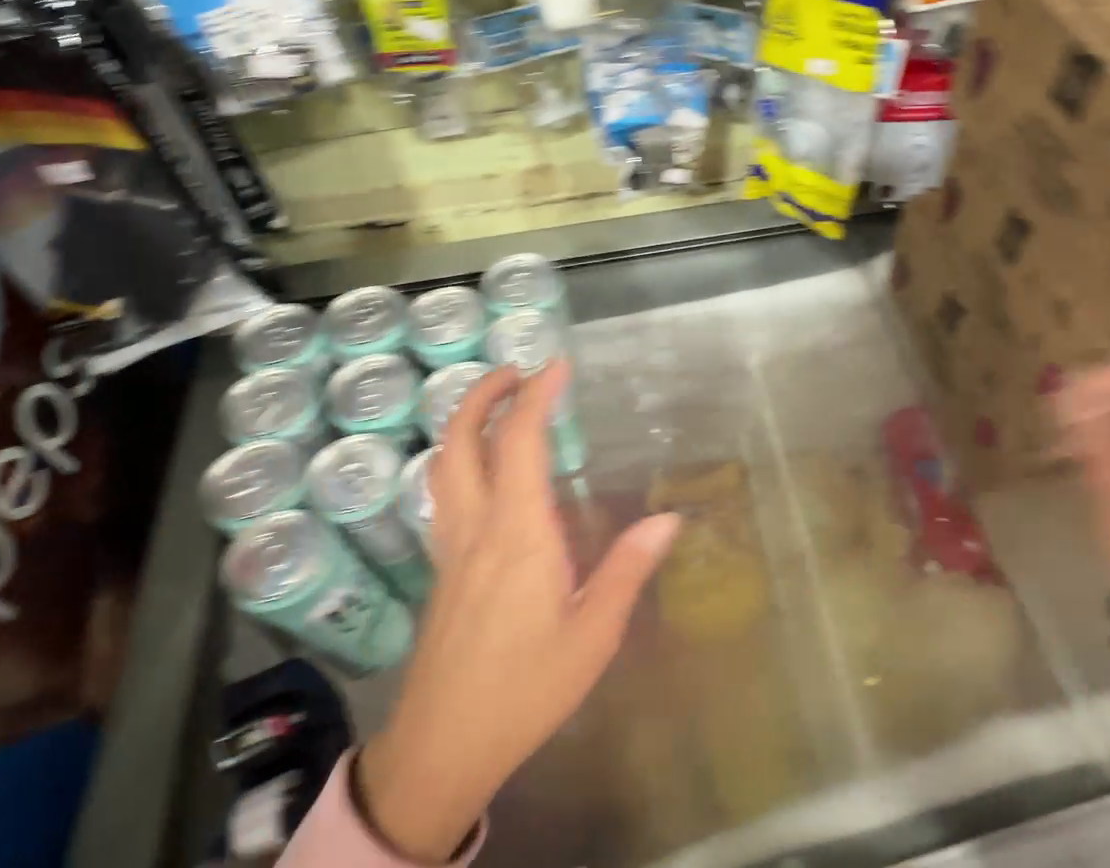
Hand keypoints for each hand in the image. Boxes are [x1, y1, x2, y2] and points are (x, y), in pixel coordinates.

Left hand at [357, 360, 681, 862]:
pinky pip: (443, 496)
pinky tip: (481, 476)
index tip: (556, 364)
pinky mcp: (440, 571)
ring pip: (442, 467)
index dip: (537, 397)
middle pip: (461, 443)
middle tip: (514, 370)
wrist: (444, 744)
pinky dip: (458, 461)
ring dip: (464, 424)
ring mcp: (450, 549)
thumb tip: (669, 518)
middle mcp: (476, 529)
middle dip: (482, 395)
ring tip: (496, 408)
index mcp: (519, 536)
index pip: (522, 445)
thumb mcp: (594, 635)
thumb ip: (628, 570)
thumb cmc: (527, 689)